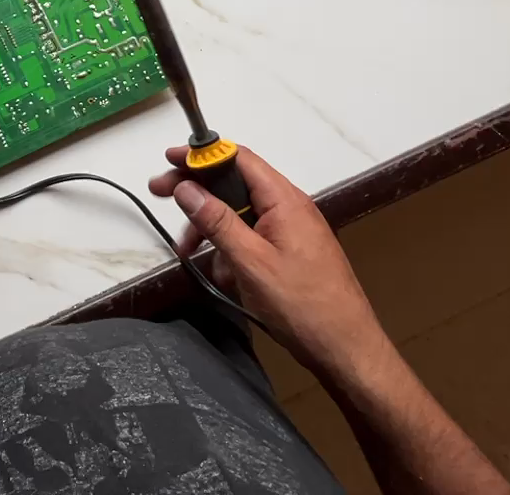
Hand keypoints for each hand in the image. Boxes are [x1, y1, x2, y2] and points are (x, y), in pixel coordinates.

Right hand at [149, 146, 391, 380]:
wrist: (349, 354)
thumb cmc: (301, 305)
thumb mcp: (250, 262)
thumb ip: (216, 221)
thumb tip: (186, 186)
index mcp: (284, 199)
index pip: (238, 158)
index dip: (201, 154)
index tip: (169, 159)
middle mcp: (289, 206)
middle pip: (234, 183)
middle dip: (197, 190)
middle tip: (160, 192)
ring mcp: (291, 230)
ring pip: (239, 212)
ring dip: (210, 226)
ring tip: (186, 250)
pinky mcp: (290, 252)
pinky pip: (251, 236)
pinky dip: (230, 246)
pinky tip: (221, 272)